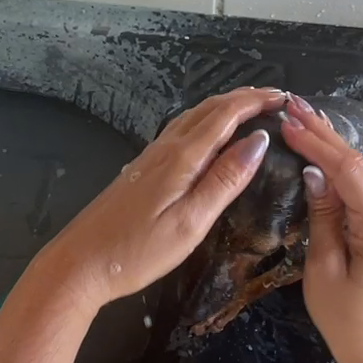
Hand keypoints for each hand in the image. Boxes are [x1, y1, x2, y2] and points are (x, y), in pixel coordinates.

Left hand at [39, 87, 284, 314]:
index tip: (284, 97)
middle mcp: (167, 147)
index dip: (256, 101)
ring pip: (194, 116)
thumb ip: (225, 180)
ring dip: (226, 105)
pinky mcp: (143, 168)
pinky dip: (208, 119)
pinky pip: (183, 129)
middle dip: (244, 97)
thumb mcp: (191, 222)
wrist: (78, 266)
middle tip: (275, 98)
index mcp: (183, 157)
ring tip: (251, 107)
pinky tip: (211, 131)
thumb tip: (258, 140)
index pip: (226, 115)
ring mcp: (152, 156)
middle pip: (210, 108)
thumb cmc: (137, 251)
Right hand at [278, 94, 362, 362]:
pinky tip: (320, 142)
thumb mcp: (322, 266)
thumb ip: (322, 215)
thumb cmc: (342, 314)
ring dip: (328, 140)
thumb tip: (313, 171)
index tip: (288, 122)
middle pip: (354, 162)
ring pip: (357, 167)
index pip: (346, 170)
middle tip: (291, 104)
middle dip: (321, 132)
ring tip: (300, 114)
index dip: (317, 143)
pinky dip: (336, 159)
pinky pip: (358, 180)